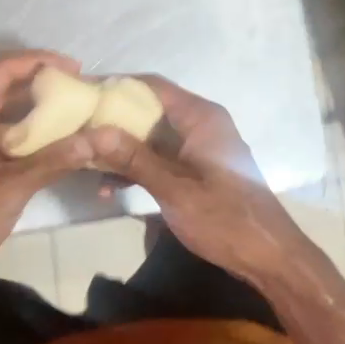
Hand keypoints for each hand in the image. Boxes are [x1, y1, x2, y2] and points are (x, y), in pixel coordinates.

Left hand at [0, 51, 100, 274]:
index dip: (39, 62)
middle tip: (81, 89)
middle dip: (41, 82)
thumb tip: (98, 139)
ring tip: (74, 107)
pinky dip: (24, 126)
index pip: (2, 68)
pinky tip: (54, 134)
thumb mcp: (11, 188)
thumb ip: (54, 160)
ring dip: (34, 104)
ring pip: (2, 104)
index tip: (75, 69)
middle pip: (3, 82)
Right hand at [88, 77, 311, 286]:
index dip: (115, 85)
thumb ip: (134, 159)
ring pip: (151, 135)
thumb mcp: (174, 190)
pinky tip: (109, 187)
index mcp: (200, 117)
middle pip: (148, 108)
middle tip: (74, 127)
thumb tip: (93, 131)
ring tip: (84, 160)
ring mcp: (200, 147)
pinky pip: (160, 157)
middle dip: (111, 119)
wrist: (270, 257)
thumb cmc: (226, 219)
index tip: (79, 93)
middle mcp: (200, 123)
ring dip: (121, 148)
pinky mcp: (198, 170)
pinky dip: (137, 166)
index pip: (151, 86)